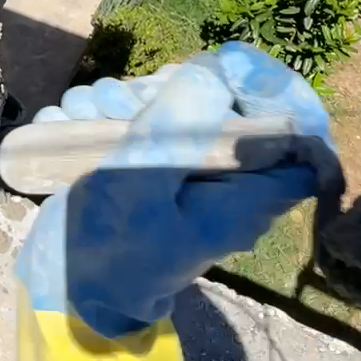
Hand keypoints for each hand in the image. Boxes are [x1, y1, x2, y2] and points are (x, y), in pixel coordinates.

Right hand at [14, 42, 340, 336]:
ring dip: (112, 99)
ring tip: (84, 119)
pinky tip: (66, 125)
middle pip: (212, 101)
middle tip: (120, 107)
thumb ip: (176, 129)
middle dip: (161, 90)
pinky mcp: (132, 161)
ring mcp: (170, 165)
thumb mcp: (141, 188)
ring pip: (157, 102)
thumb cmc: (114, 250)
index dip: (268, 97)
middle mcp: (213, 173)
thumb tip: (213, 72)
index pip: (294, 136)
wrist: (65, 288)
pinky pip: (120, 117)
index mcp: (242, 191)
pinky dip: (91, 113)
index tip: (218, 73)